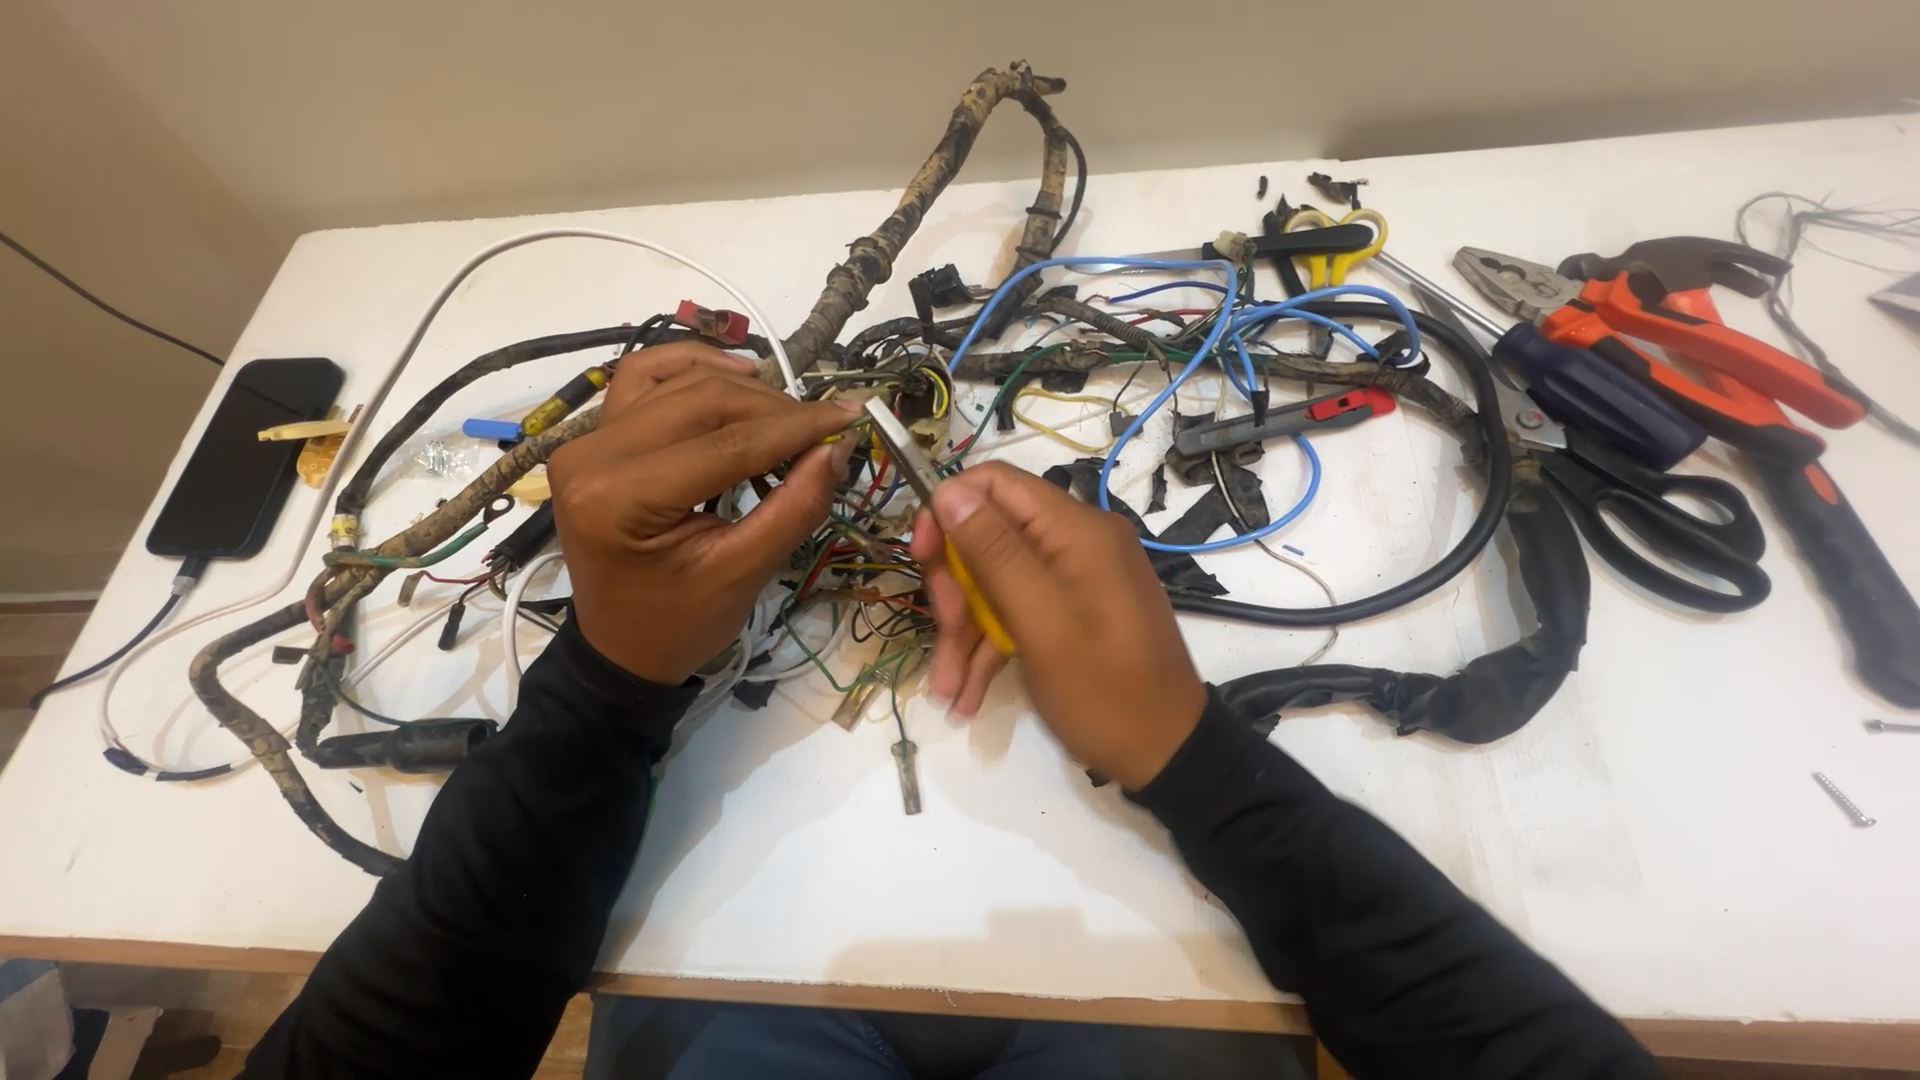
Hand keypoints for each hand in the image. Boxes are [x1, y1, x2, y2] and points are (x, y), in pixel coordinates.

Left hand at [548, 342, 855, 682]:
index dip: (796, 428)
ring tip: (792, 416)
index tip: (850, 417)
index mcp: (620, 499)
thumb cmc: (679, 623)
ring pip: (679, 382)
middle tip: (828, 428)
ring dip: (745, 389)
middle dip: (776, 409)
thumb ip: (793, 508)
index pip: (726, 444)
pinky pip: (645, 378)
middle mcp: (592, 454)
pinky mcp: (594, 436)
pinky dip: (692, 366)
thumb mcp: (744, 575)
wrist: (622, 646)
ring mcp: (587, 440)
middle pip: (703, 400)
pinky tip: (736, 373)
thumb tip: (838, 448)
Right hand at [910, 462, 1205, 789]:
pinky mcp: (1072, 609)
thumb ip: (996, 553)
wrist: (1166, 753)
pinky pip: (1017, 610)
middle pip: (990, 535)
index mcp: (1076, 530)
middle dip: (956, 586)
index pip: (995, 483)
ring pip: (996, 580)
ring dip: (965, 630)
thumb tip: (949, 490)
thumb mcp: (1042, 624)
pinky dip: (990, 646)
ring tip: (948, 689)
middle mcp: (1076, 541)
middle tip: (945, 633)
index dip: (948, 510)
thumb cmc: (1106, 691)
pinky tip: (967, 695)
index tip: (921, 556)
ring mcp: (1075, 577)